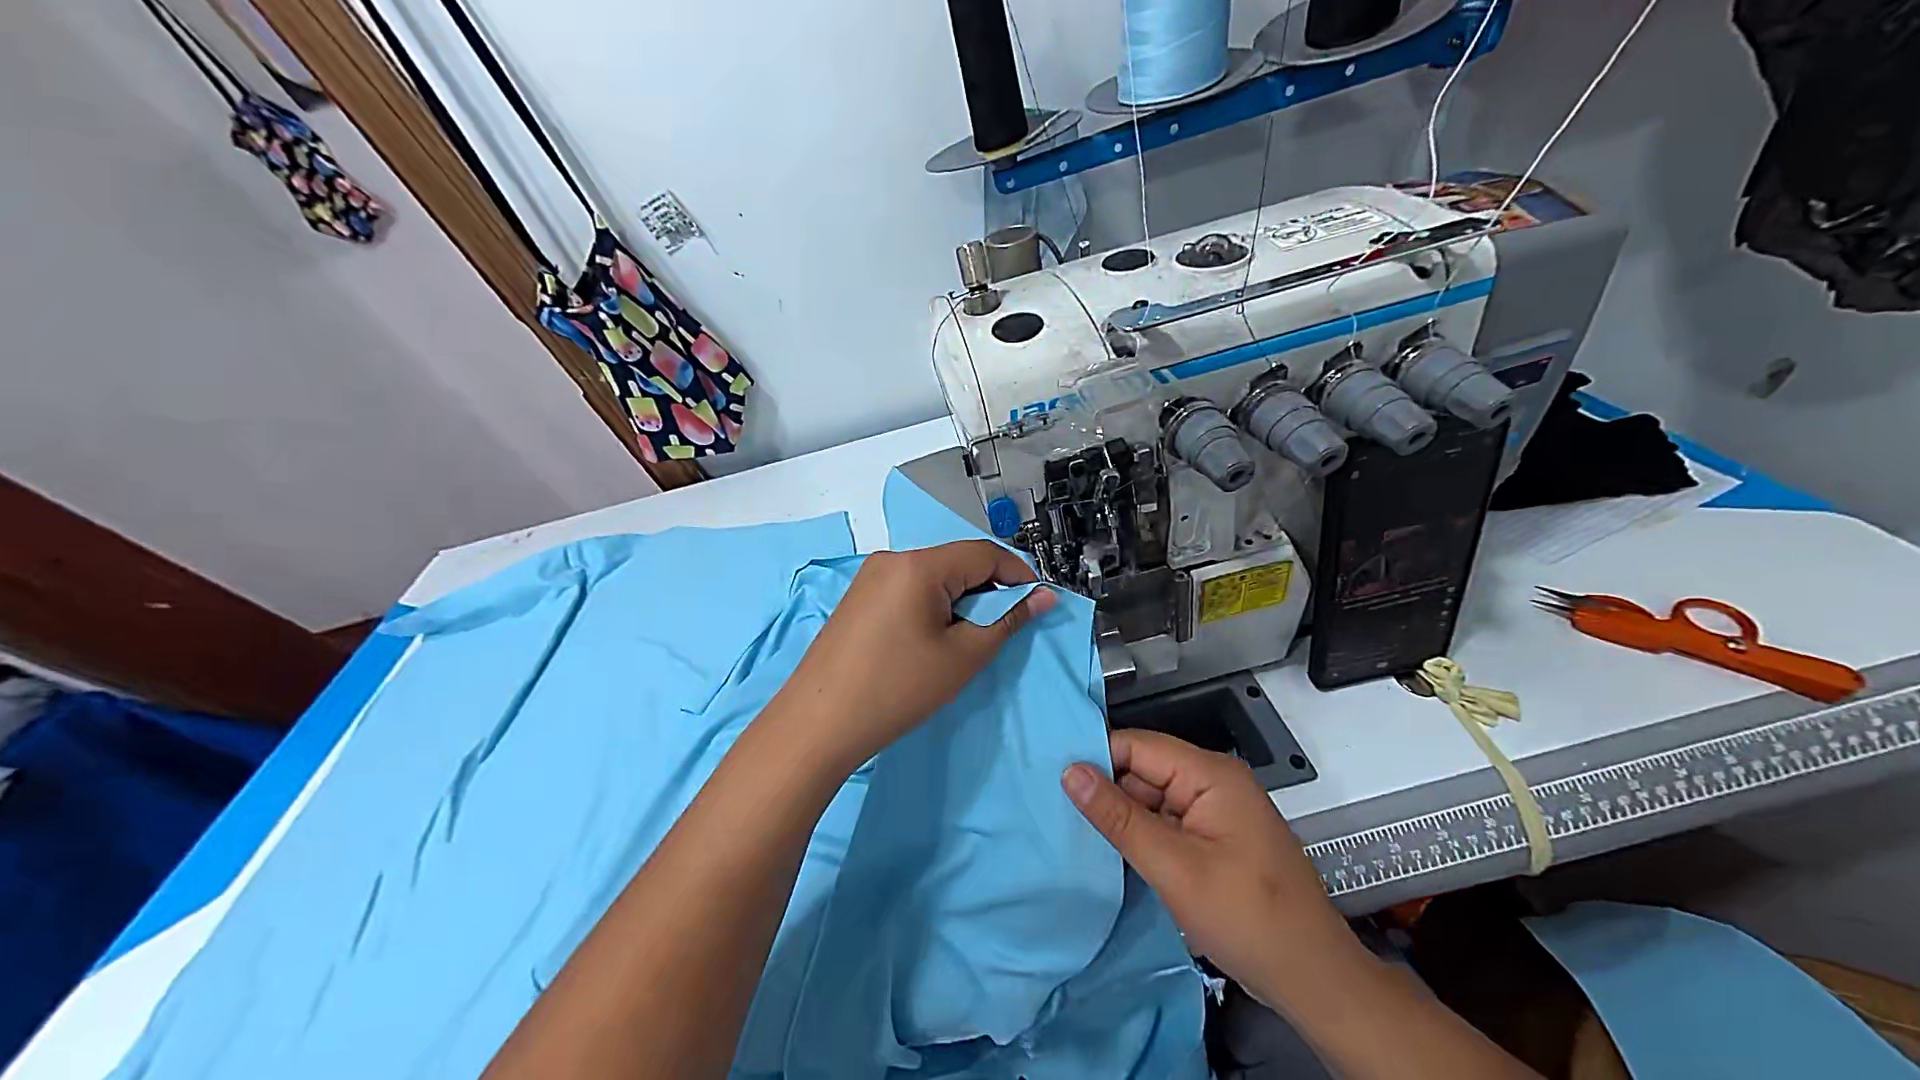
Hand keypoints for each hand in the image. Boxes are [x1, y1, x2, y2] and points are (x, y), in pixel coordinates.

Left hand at [770, 540, 1054, 773]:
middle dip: (987, 591)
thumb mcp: (963, 656)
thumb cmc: (896, 688)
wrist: (819, 724)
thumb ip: (1007, 621)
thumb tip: (1041, 598)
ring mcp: (870, 578)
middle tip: (1000, 630)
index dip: (1018, 575)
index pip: (984, 553)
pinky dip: (932, 608)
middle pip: (957, 563)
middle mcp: (892, 560)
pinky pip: (909, 591)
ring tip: (964, 643)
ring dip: (960, 602)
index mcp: (918, 565)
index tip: (1037, 603)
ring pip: (933, 578)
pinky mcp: (858, 600)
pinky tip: (931, 643)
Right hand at [1062, 730, 1358, 1005]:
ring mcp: (1213, 811)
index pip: (1138, 745)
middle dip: (1105, 790)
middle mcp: (1212, 782)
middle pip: (1142, 769)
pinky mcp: (1211, 837)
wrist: (1313, 980)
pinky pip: (1164, 822)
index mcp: (1211, 774)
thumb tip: (1071, 773)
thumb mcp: (1175, 867)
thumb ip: (1119, 817)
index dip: (1096, 758)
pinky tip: (1110, 850)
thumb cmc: (1250, 919)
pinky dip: (1139, 835)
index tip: (1054, 778)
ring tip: (1074, 830)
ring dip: (1120, 816)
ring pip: (1149, 798)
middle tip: (1057, 810)